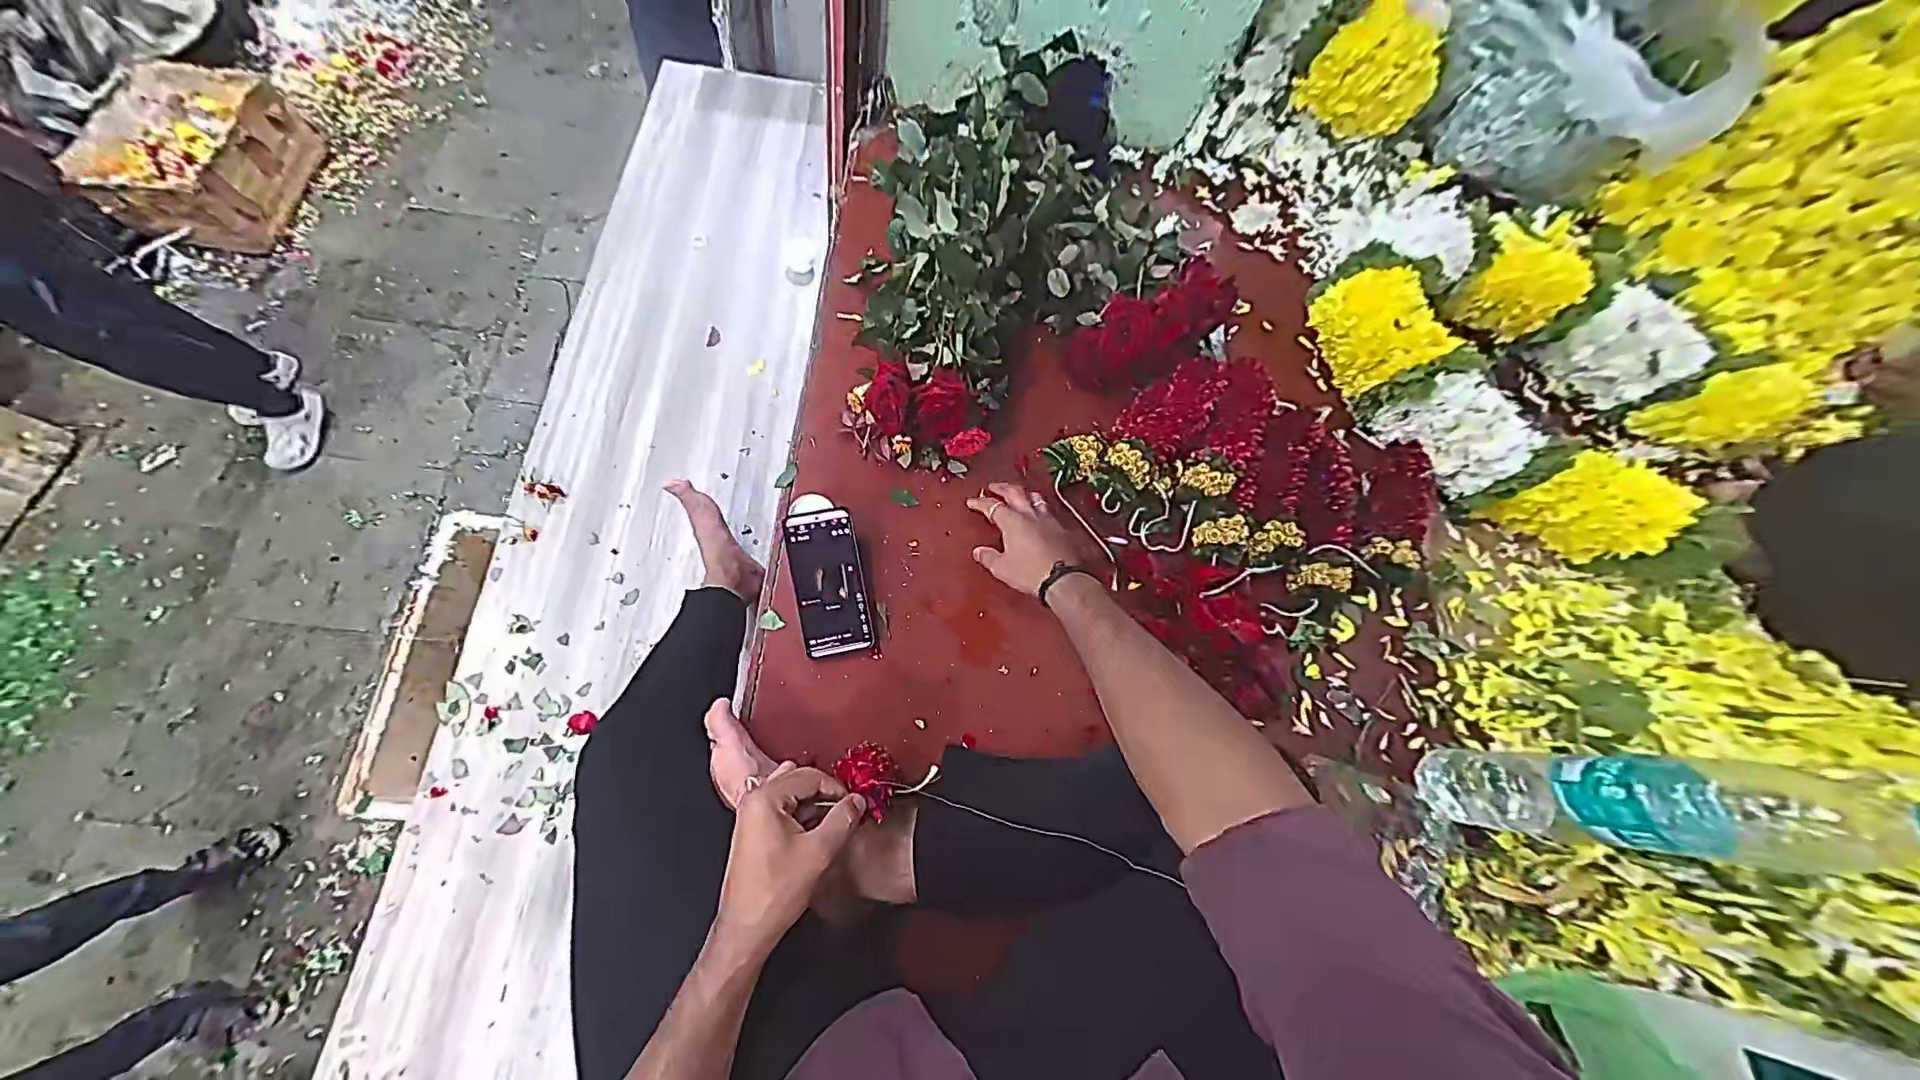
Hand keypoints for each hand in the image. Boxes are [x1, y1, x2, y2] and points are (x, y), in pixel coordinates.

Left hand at [710, 764, 866, 959]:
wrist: (746, 928)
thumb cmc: (774, 893)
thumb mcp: (819, 851)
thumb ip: (842, 819)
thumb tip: (858, 801)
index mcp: (765, 798)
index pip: (810, 776)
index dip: (837, 788)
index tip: (853, 803)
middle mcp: (754, 801)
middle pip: (799, 781)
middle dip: (826, 795)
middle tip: (847, 812)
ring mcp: (750, 815)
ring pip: (792, 795)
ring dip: (814, 805)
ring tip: (833, 823)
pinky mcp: (753, 830)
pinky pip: (782, 809)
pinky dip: (801, 815)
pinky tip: (815, 832)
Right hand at [966, 481, 1081, 596]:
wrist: (1062, 579)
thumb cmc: (1032, 572)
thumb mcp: (1002, 568)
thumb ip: (989, 557)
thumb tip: (980, 552)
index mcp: (1012, 522)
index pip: (992, 506)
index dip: (980, 502)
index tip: (973, 502)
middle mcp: (1030, 516)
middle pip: (1015, 493)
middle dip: (1002, 488)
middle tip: (994, 487)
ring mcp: (1048, 520)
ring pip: (1035, 498)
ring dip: (1024, 493)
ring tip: (1020, 494)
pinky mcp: (1061, 529)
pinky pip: (1048, 511)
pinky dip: (1039, 507)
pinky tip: (1040, 513)